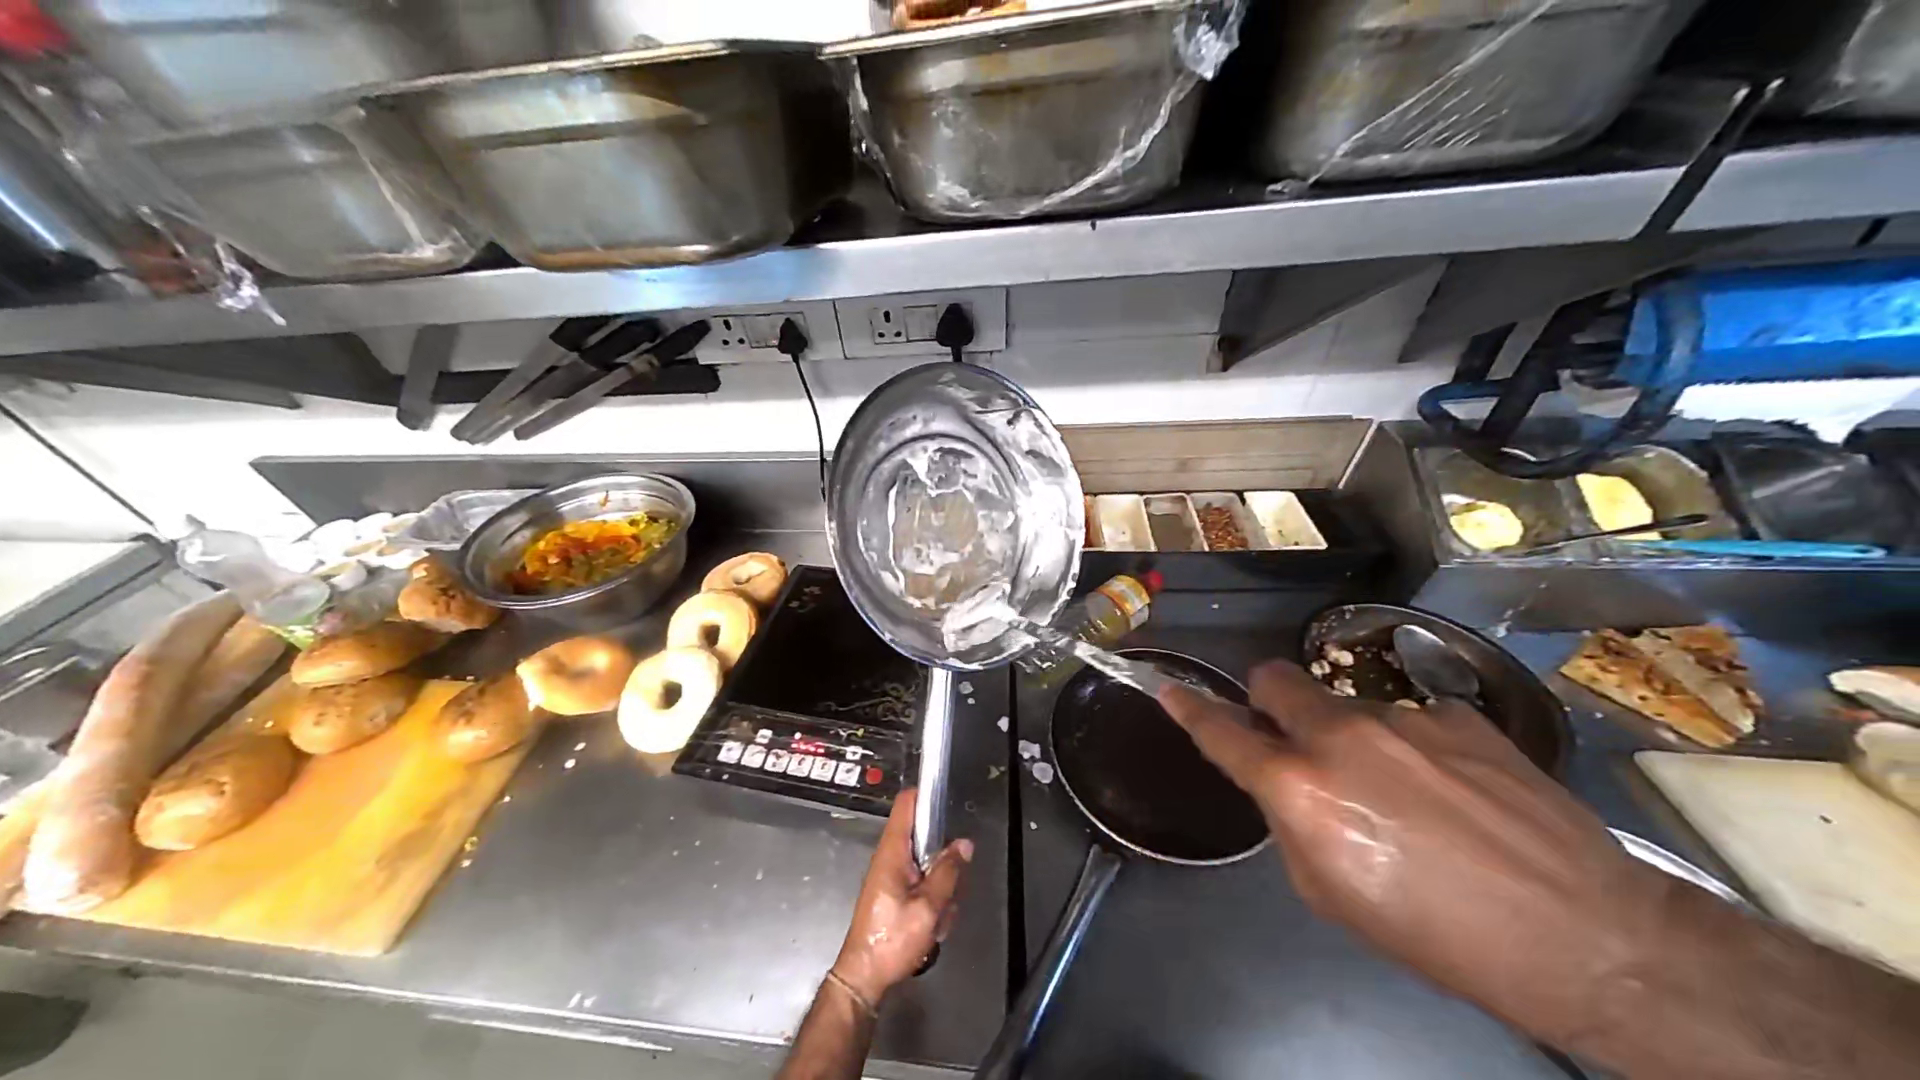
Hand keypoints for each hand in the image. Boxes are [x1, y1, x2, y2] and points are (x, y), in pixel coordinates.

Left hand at [831, 788, 972, 1006]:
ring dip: (940, 888)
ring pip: (928, 865)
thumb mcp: (928, 907)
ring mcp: (891, 875)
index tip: (947, 799)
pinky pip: (922, 885)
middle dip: (944, 860)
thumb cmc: (892, 939)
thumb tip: (964, 844)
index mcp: (892, 850)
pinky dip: (932, 902)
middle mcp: (889, 856)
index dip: (926, 794)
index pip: (906, 803)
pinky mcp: (894, 892)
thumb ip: (948, 872)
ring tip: (938, 916)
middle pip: (925, 837)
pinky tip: (932, 927)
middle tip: (948, 889)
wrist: (865, 976)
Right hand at [1158, 661, 1671, 1048]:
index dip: (1189, 709)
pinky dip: (1412, 747)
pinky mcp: (1459, 716)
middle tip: (1291, 736)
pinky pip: (1410, 719)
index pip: (1222, 734)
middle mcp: (1343, 738)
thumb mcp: (1330, 893)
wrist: (1586, 939)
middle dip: (1268, 700)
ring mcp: (1404, 718)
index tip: (1171, 689)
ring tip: (1404, 793)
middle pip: (1275, 680)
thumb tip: (1282, 785)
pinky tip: (1452, 789)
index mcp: (1300, 790)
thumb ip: (1288, 822)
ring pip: (1346, 705)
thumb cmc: (1438, 935)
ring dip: (1350, 737)